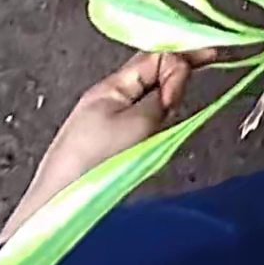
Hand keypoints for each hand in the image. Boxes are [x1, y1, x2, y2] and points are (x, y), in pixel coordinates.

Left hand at [0, 49, 215, 245]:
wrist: (54, 209)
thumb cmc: (94, 163)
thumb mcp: (139, 122)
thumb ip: (164, 94)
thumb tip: (176, 84)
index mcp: (111, 86)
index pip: (158, 55)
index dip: (184, 59)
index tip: (208, 66)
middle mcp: (106, 97)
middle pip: (154, 71)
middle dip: (176, 76)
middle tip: (191, 87)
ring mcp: (103, 119)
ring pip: (149, 94)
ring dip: (166, 98)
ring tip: (168, 115)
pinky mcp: (105, 140)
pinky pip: (141, 114)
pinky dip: (156, 115)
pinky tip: (157, 129)